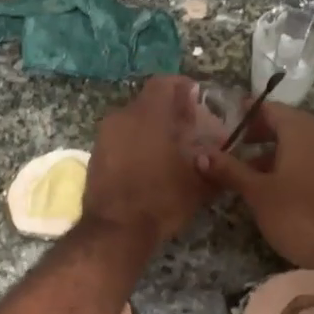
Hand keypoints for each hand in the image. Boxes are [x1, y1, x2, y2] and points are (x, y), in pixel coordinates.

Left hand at [83, 75, 213, 246]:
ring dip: (150, 127)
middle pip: (148, 101)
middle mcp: (122, 117)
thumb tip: (218, 153)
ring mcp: (104, 135)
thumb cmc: (161, 199)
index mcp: (148, 114)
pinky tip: (148, 164)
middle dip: (168, 110)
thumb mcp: (198, 182)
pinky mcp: (95, 154)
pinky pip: (119, 137)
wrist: (115, 230)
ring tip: (169, 148)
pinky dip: (134, 142)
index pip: (164, 83)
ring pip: (132, 120)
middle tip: (187, 128)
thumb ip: (212, 160)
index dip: (181, 87)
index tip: (195, 99)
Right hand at [196, 103, 313, 279]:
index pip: (270, 108)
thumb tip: (199, 154)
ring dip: (275, 151)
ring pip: (301, 142)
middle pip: (286, 123)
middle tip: (232, 145)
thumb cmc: (300, 216)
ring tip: (249, 169)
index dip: (246, 113)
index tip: (224, 120)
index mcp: (301, 129)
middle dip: (258, 133)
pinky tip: (278, 185)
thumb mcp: (258, 193)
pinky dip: (294, 162)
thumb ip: (229, 169)